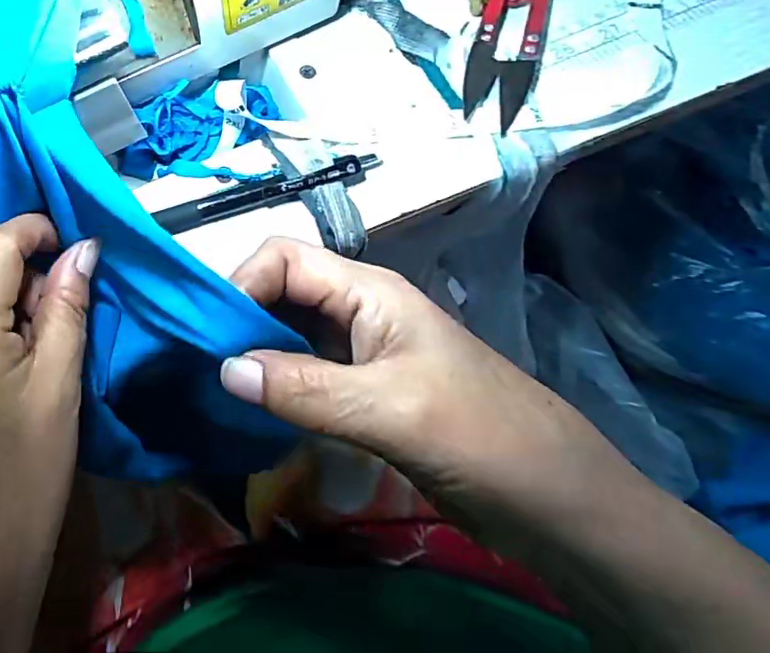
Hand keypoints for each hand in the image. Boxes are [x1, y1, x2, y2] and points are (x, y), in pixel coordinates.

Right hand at [218, 237, 643, 542]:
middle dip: (239, 316)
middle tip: (202, 358)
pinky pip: (301, 370)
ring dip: (252, 351)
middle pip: (279, 290)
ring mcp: (360, 350)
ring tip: (217, 383)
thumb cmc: (486, 439)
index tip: (212, 332)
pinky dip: (272, 381)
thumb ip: (305, 388)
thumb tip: (222, 368)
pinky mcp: (361, 389)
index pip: (283, 259)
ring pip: (286, 332)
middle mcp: (357, 310)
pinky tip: (254, 407)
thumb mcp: (392, 411)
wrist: (568, 510)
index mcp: (368, 291)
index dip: (242, 282)